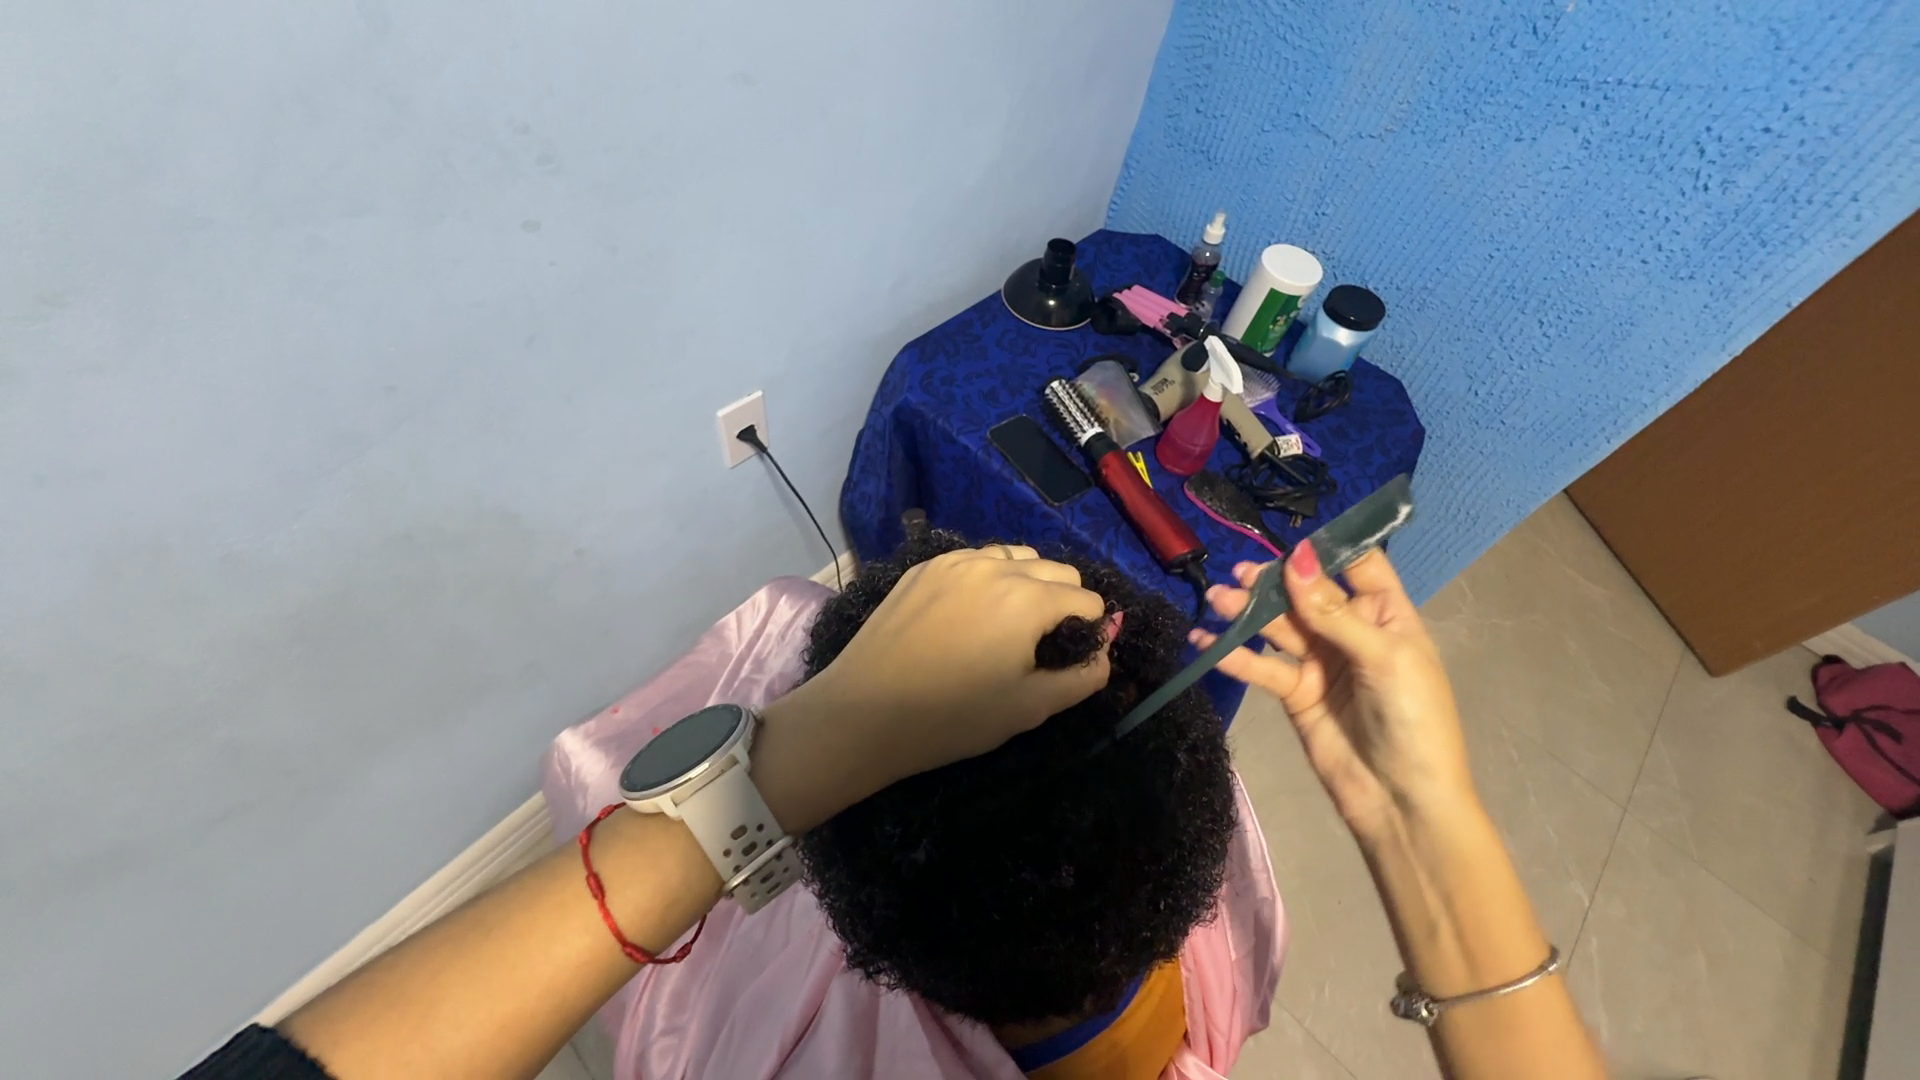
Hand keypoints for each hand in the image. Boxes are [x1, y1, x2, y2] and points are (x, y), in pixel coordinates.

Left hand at [757, 545, 1109, 828]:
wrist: (864, 712)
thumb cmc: (953, 717)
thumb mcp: (1030, 707)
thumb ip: (1083, 676)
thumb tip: (1107, 649)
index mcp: (1028, 598)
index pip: (1086, 599)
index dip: (1090, 630)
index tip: (1071, 657)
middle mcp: (996, 566)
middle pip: (1056, 570)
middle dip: (1064, 601)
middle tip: (1042, 644)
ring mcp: (954, 561)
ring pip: (1014, 556)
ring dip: (1027, 582)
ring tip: (1009, 623)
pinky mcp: (923, 567)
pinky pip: (974, 559)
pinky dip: (988, 577)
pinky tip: (970, 612)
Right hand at [1192, 542, 1476, 838]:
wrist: (1401, 802)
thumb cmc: (1413, 720)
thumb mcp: (1383, 658)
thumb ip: (1333, 611)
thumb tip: (1296, 557)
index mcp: (1387, 615)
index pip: (1355, 566)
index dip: (1323, 552)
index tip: (1288, 544)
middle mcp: (1350, 631)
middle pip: (1305, 594)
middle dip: (1272, 582)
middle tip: (1239, 576)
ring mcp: (1319, 662)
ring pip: (1277, 626)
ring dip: (1246, 612)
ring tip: (1216, 601)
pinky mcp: (1294, 692)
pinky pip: (1261, 666)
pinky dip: (1234, 654)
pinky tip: (1206, 642)